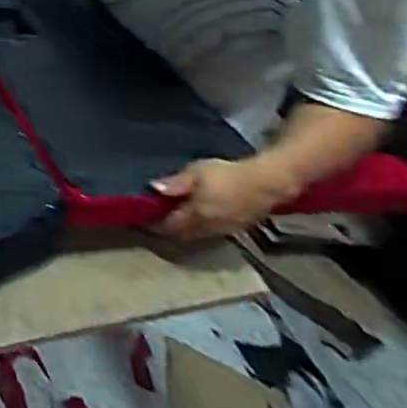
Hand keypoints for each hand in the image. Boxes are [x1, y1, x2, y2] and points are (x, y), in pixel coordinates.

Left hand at [149, 158, 300, 240]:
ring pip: (195, 235)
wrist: (264, 185)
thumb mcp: (197, 172)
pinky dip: (196, 227)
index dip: (154, 223)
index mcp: (195, 216)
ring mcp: (221, 231)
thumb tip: (152, 189)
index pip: (168, 225)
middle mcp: (206, 229)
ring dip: (182, 229)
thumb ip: (176, 183)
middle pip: (181, 234)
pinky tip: (196, 217)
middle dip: (167, 228)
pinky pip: (208, 233)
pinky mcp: (234, 229)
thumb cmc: (226, 175)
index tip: (142, 218)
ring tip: (172, 217)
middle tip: (155, 218)